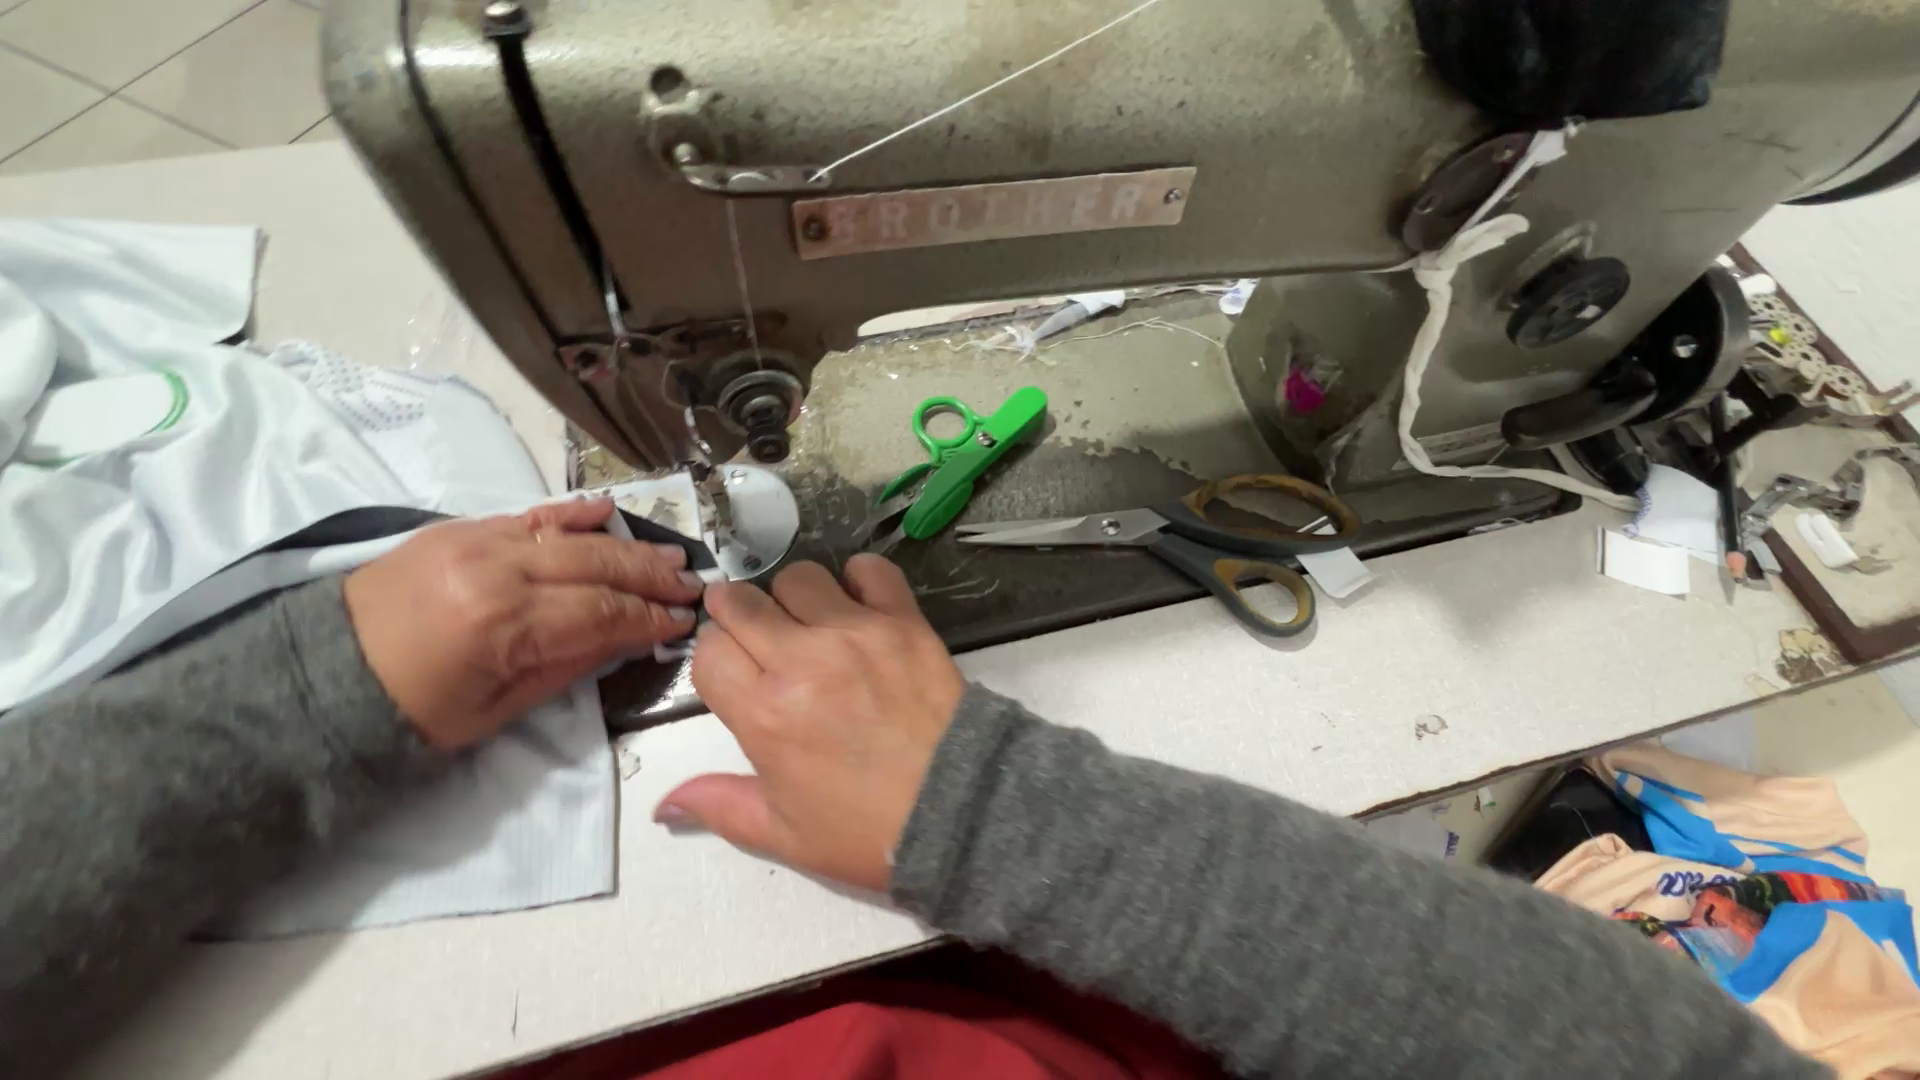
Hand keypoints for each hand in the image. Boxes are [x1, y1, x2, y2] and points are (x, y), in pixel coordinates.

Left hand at [343, 498, 704, 749]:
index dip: (650, 619)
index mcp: (504, 625)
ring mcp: (476, 541)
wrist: (320, 677)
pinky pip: (530, 514)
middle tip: (691, 586)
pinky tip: (609, 511)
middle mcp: (496, 570)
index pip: (602, 613)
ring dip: (626, 546)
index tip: (683, 622)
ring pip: (572, 537)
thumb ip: (570, 664)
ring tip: (668, 556)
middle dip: (651, 578)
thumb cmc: (414, 711)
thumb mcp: (499, 708)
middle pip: (597, 566)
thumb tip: (631, 637)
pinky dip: (572, 513)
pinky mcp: (460, 528)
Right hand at [656, 556, 964, 892]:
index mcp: (764, 714)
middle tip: (756, 632)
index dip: (713, 657)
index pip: (708, 651)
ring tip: (810, 622)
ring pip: (800, 577)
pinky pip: (871, 570)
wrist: (959, 811)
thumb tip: (664, 803)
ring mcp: (856, 633)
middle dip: (737, 612)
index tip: (731, 669)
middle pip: (744, 603)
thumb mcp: (785, 835)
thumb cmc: (867, 831)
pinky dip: (860, 578)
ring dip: (794, 596)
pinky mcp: (903, 621)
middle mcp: (802, 660)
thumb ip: (720, 807)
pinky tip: (859, 604)